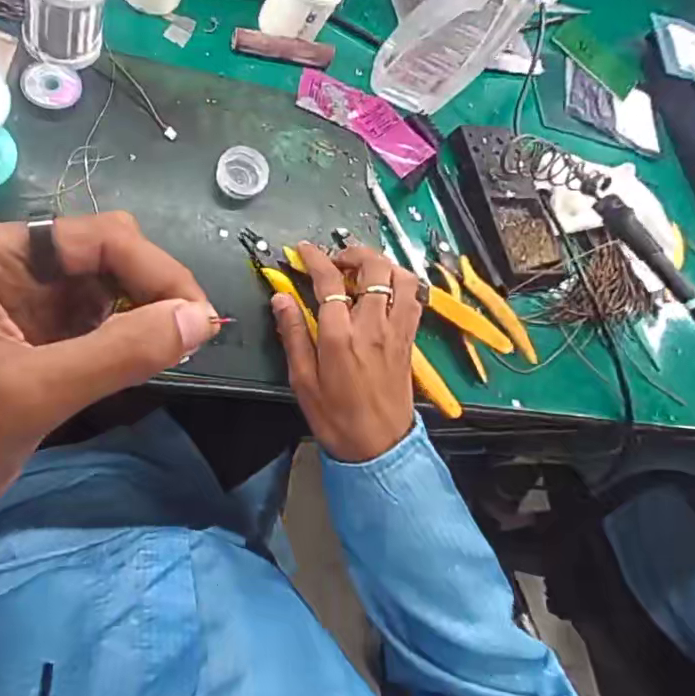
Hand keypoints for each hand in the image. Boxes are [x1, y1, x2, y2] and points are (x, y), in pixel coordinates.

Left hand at [0, 212, 218, 543]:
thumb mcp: (36, 392)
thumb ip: (119, 352)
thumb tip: (200, 319)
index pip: (93, 237)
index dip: (153, 269)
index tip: (197, 315)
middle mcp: (10, 258)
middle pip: (106, 250)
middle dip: (152, 286)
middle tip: (192, 332)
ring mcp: (28, 290)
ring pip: (110, 279)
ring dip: (146, 307)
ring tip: (175, 345)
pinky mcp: (43, 323)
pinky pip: (102, 311)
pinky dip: (131, 328)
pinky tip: (150, 351)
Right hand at [271, 242, 422, 462]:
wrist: (378, 446)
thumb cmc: (334, 415)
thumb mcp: (301, 378)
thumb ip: (292, 333)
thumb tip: (281, 298)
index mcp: (339, 336)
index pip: (329, 281)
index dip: (315, 258)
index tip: (303, 249)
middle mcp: (372, 326)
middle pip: (374, 268)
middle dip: (352, 252)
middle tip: (333, 259)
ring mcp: (396, 331)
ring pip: (401, 277)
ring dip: (381, 263)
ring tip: (360, 269)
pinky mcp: (409, 340)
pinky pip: (414, 298)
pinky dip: (400, 282)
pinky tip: (383, 289)